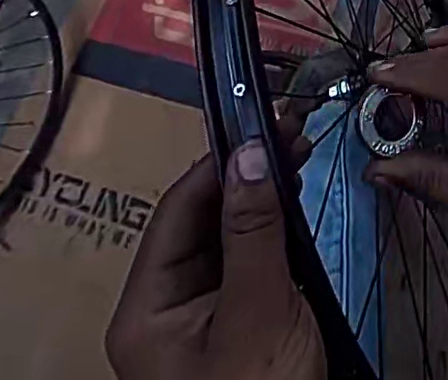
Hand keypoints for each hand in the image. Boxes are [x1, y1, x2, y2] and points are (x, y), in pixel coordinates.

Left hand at [106, 140, 324, 379]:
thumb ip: (252, 231)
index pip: (178, 209)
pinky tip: (295, 199)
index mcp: (148, 307)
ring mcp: (206, 314)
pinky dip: (275, 226)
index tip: (259, 126)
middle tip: (291, 134)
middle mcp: (169, 305)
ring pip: (231, 233)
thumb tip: (250, 153)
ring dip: (266, 192)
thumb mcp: (257, 313)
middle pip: (206, 217)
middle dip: (250, 171)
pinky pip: (252, 257)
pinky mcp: (241, 321)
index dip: (219, 163)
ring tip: (299, 153)